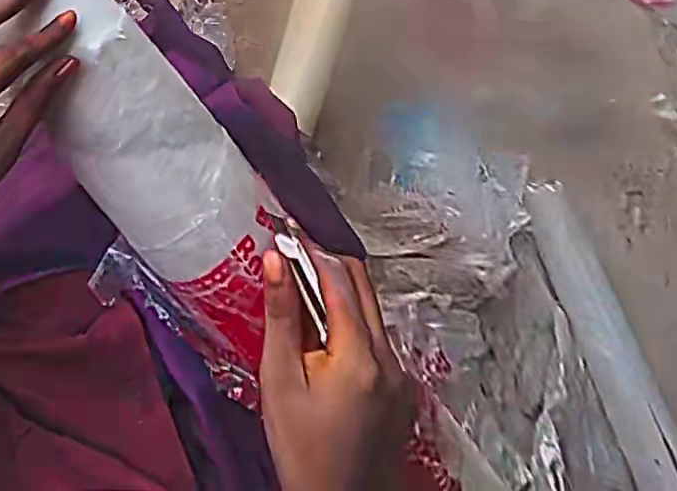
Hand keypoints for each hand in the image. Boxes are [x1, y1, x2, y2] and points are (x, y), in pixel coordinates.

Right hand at [261, 243, 411, 490]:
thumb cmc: (301, 448)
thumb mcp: (280, 378)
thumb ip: (281, 314)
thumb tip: (276, 258)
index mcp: (360, 357)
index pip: (337, 279)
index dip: (309, 248)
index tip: (286, 228)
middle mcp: (389, 360)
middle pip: (360, 285)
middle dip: (325, 259)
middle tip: (293, 245)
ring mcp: (400, 376)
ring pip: (369, 307)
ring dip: (337, 286)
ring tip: (299, 280)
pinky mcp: (400, 388)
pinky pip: (375, 333)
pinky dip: (349, 315)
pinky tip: (321, 325)